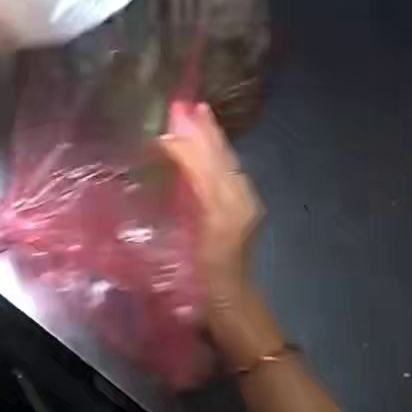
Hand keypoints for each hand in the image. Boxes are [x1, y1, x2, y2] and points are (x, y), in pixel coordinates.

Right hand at [159, 101, 282, 364]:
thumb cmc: (210, 269)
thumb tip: (172, 141)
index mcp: (231, 195)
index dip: (198, 133)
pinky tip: (198, 157)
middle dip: (206, 131)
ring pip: (222, 167)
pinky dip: (210, 161)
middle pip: (222, 157)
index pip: (213, 156)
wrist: (228, 306)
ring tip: (196, 119)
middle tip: (191, 105)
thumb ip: (193, 179)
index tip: (182, 110)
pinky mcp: (230, 217)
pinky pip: (220, 179)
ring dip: (209, 142)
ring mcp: (237, 207)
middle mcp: (239, 196)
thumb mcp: (203, 221)